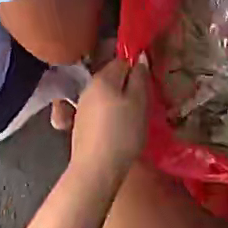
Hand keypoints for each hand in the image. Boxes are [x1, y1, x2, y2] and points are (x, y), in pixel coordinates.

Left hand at [51, 57, 149, 191]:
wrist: (96, 169)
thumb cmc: (123, 132)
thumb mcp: (140, 101)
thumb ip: (140, 77)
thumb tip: (139, 58)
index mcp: (103, 77)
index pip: (123, 61)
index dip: (137, 71)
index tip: (147, 88)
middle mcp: (89, 87)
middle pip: (113, 78)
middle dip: (128, 87)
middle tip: (143, 105)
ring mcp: (82, 106)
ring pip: (106, 95)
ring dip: (119, 102)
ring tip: (132, 120)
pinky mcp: (80, 124)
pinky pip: (100, 111)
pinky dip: (110, 116)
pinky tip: (117, 131)